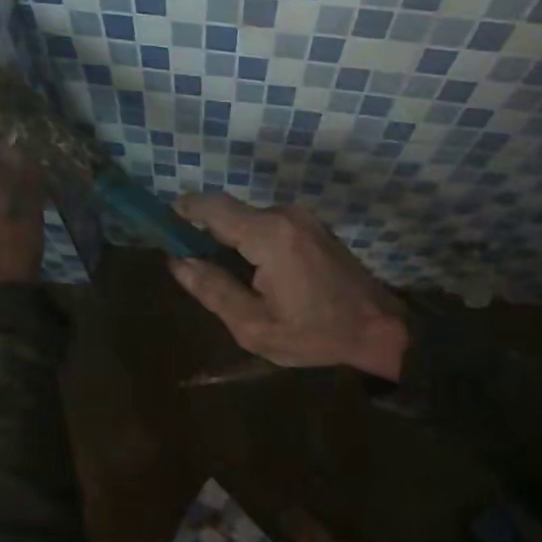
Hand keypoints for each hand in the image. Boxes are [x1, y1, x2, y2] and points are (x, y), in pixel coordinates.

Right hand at [169, 194, 408, 380]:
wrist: (380, 329)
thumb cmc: (316, 334)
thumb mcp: (255, 327)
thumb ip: (213, 291)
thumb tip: (178, 263)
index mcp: (269, 236)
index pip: (213, 207)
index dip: (183, 210)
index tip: (161, 222)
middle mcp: (284, 215)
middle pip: (229, 213)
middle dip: (205, 233)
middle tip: (192, 267)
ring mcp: (301, 217)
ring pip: (248, 219)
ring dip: (230, 239)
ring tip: (225, 278)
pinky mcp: (311, 225)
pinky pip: (267, 224)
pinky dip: (251, 240)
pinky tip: (254, 274)